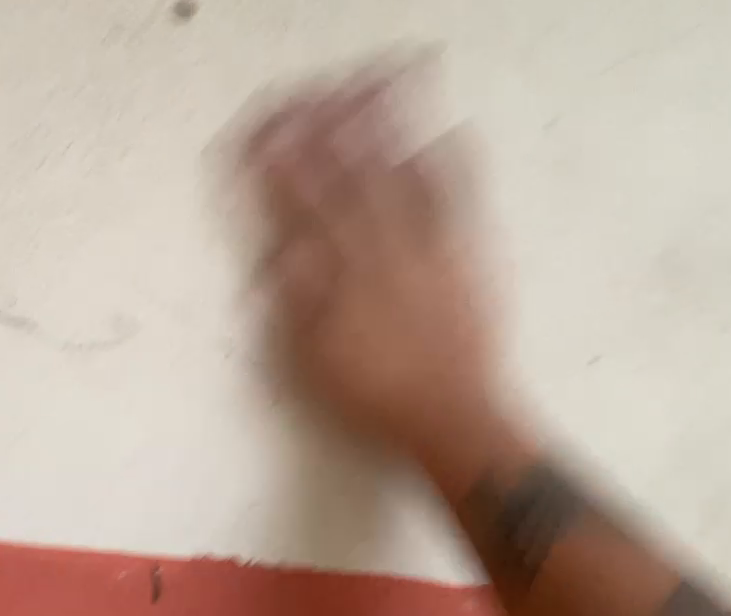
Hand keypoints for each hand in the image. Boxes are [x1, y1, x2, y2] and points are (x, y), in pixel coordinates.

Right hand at [246, 56, 501, 464]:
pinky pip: (461, 198)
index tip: (263, 136)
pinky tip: (447, 130)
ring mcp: (430, 248)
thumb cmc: (368, 399)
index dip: (281, 171)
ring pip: (401, 176)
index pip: (302, 213)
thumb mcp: (310, 362)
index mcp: (339, 281)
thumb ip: (296, 303)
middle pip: (347, 181)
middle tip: (307, 93)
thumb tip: (279, 250)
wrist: (449, 416)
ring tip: (370, 83)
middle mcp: (383, 253)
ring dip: (382, 128)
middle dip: (322, 133)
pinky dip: (453, 161)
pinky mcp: (468, 255)